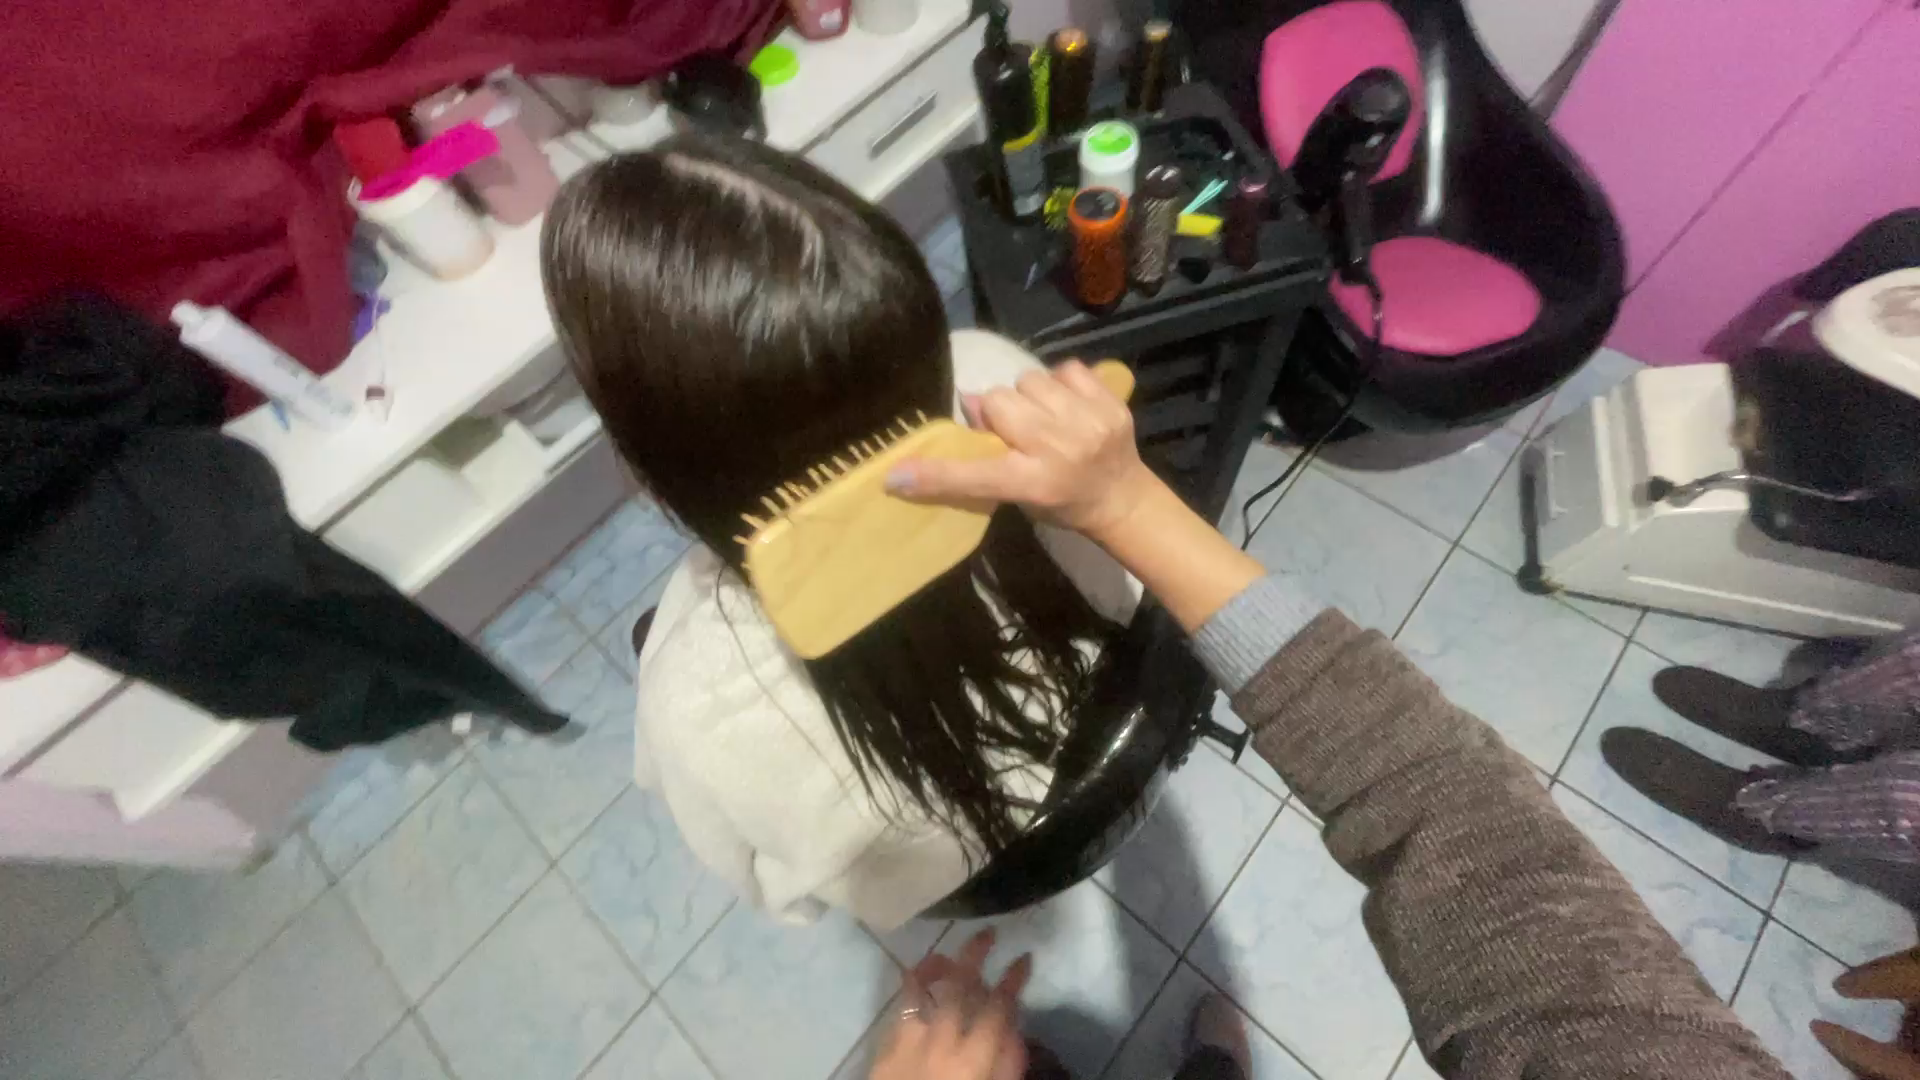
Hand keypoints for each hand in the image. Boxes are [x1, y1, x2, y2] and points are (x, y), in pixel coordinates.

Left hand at [869, 929, 1032, 1079]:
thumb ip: (1006, 1068)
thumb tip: (1013, 1032)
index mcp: (972, 1063)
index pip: (998, 1008)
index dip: (1013, 980)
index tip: (1024, 958)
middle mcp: (941, 1044)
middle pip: (960, 986)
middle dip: (975, 954)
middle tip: (989, 933)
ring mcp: (909, 1043)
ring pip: (924, 988)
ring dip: (940, 964)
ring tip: (952, 952)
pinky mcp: (885, 1051)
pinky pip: (901, 1006)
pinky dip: (913, 987)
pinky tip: (920, 978)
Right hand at [886, 360, 1163, 542]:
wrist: (1123, 497)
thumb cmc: (1062, 503)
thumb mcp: (1021, 495)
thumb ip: (992, 457)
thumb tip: (971, 402)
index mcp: (1033, 484)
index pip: (973, 475)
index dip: (933, 475)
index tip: (895, 475)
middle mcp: (1059, 450)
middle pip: (999, 401)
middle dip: (998, 411)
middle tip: (1014, 429)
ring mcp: (1089, 422)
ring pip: (1029, 380)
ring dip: (1028, 396)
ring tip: (1044, 417)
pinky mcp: (1110, 403)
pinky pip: (1064, 369)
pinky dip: (1060, 384)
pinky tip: (1067, 405)